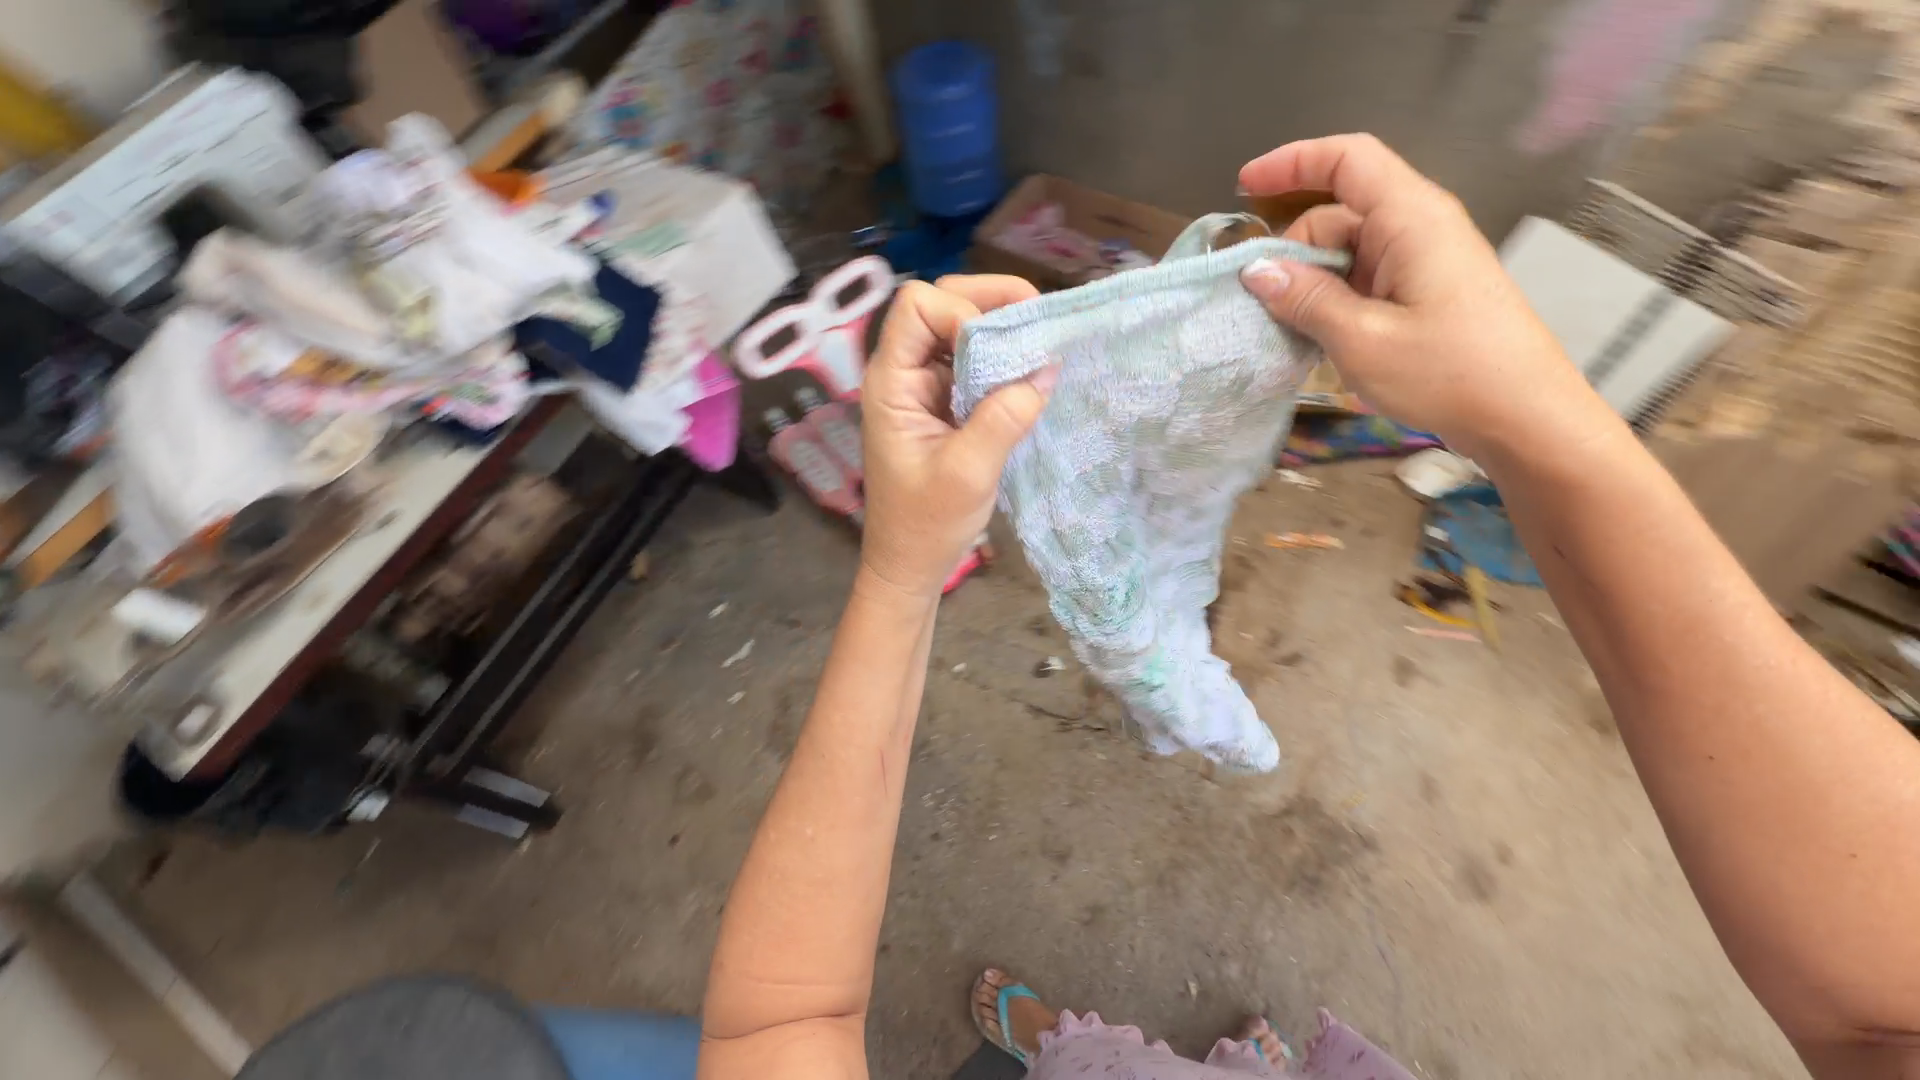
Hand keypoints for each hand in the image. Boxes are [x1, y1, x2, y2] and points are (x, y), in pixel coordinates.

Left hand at [857, 275, 1055, 600]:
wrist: (909, 563)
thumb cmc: (926, 524)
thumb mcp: (968, 474)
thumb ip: (1004, 419)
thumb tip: (1046, 370)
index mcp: (890, 383)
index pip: (916, 307)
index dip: (960, 312)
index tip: (999, 351)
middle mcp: (902, 374)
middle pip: (939, 303)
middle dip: (988, 302)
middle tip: (1037, 319)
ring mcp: (922, 387)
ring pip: (958, 328)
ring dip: (999, 327)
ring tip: (1040, 340)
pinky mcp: (944, 404)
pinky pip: (971, 361)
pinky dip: (1002, 357)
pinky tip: (1030, 370)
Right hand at [1236, 134, 1604, 458]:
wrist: (1522, 416)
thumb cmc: (1447, 371)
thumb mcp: (1361, 338)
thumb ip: (1306, 299)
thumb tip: (1256, 270)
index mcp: (1410, 219)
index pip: (1347, 160)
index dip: (1292, 162)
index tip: (1244, 186)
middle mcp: (1417, 228)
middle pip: (1338, 214)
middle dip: (1292, 249)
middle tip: (1259, 302)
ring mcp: (1421, 262)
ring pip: (1346, 253)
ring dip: (1309, 283)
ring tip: (1286, 331)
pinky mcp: (1422, 293)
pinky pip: (1362, 281)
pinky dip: (1331, 301)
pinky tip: (1315, 339)